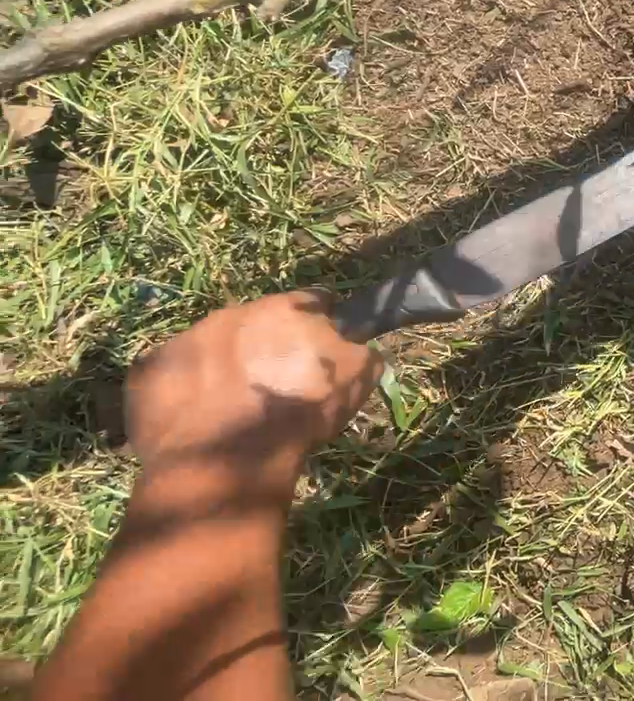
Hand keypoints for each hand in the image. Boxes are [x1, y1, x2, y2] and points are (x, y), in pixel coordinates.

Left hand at [126, 291, 382, 483]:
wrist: (228, 461)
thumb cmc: (300, 411)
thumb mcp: (360, 376)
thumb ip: (359, 348)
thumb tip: (351, 345)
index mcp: (286, 308)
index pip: (314, 299)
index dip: (324, 321)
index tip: (326, 344)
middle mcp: (233, 313)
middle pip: (260, 320)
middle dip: (272, 340)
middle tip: (282, 375)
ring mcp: (184, 341)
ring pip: (216, 343)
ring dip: (230, 360)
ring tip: (238, 398)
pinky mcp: (146, 372)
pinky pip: (177, 370)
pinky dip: (191, 384)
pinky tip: (203, 410)